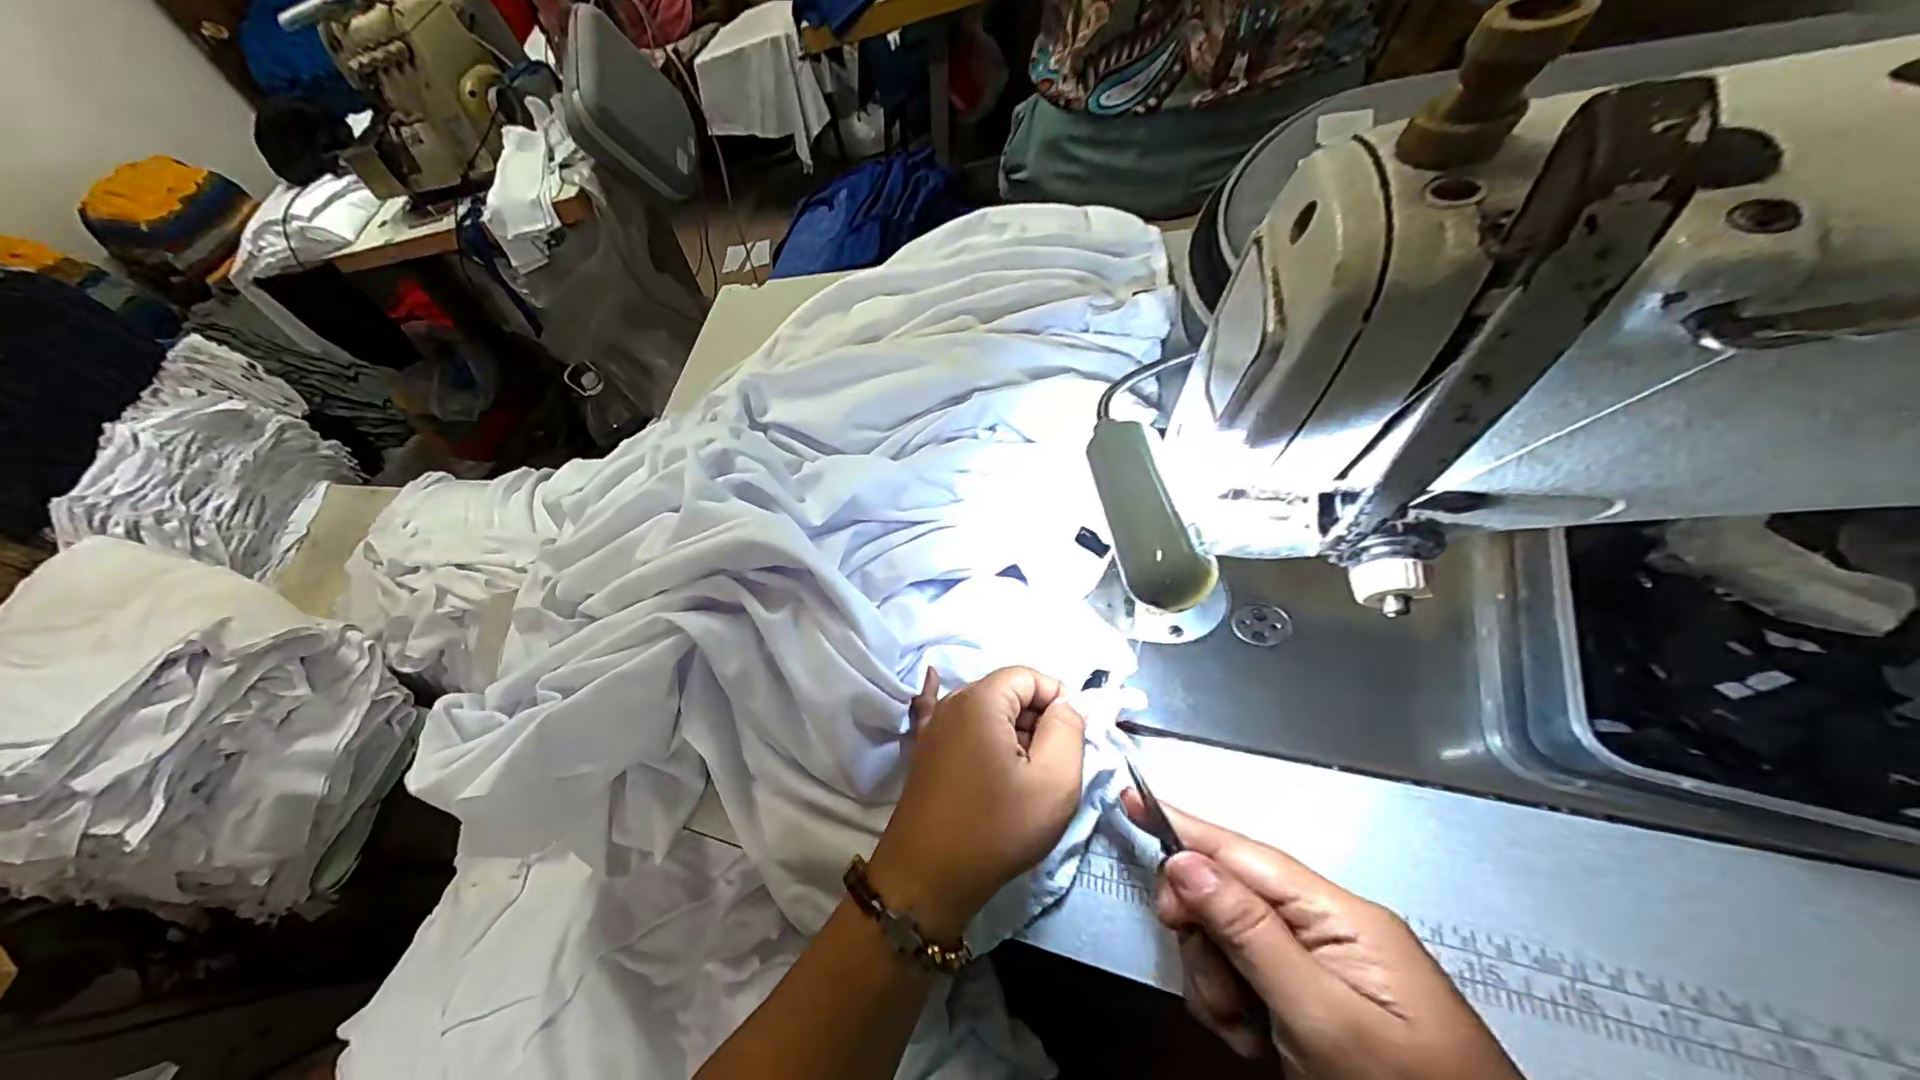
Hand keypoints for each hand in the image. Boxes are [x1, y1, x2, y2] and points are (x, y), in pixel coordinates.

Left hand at [866, 667, 1086, 940]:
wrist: (926, 879)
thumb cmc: (996, 828)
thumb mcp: (1054, 781)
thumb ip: (1069, 730)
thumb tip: (1067, 704)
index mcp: (980, 700)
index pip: (1029, 675)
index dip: (1058, 698)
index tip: (1075, 736)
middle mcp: (951, 704)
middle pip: (1007, 692)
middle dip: (1038, 718)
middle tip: (1056, 761)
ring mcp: (933, 728)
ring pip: (988, 714)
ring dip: (1015, 735)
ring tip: (1028, 776)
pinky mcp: (925, 753)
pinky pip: (962, 729)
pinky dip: (980, 732)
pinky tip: (978, 732)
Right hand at [1123, 791, 1522, 1078]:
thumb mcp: (1322, 1017)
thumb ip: (1251, 934)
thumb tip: (1186, 861)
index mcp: (1338, 914)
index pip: (1243, 853)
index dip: (1184, 826)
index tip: (1132, 800)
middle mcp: (1325, 926)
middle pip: (1228, 898)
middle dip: (1205, 940)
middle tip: (1217, 992)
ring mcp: (1317, 961)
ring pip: (1227, 939)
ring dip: (1217, 983)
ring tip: (1246, 1034)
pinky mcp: (1308, 993)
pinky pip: (1242, 973)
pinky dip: (1232, 1004)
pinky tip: (1254, 1040)